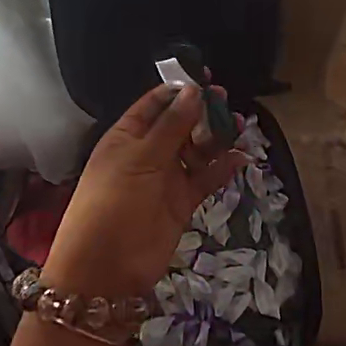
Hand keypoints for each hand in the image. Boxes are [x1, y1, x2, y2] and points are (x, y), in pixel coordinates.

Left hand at [43, 83, 245, 298]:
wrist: (105, 268)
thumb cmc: (114, 202)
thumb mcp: (141, 157)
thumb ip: (172, 125)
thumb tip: (194, 90)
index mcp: (128, 135)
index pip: (155, 103)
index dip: (179, 89)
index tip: (206, 77)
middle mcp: (147, 152)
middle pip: (180, 124)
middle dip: (202, 112)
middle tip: (227, 99)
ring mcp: (165, 178)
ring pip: (196, 150)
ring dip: (216, 138)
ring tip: (240, 126)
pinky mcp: (181, 202)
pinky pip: (204, 179)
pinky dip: (221, 169)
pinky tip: (239, 158)